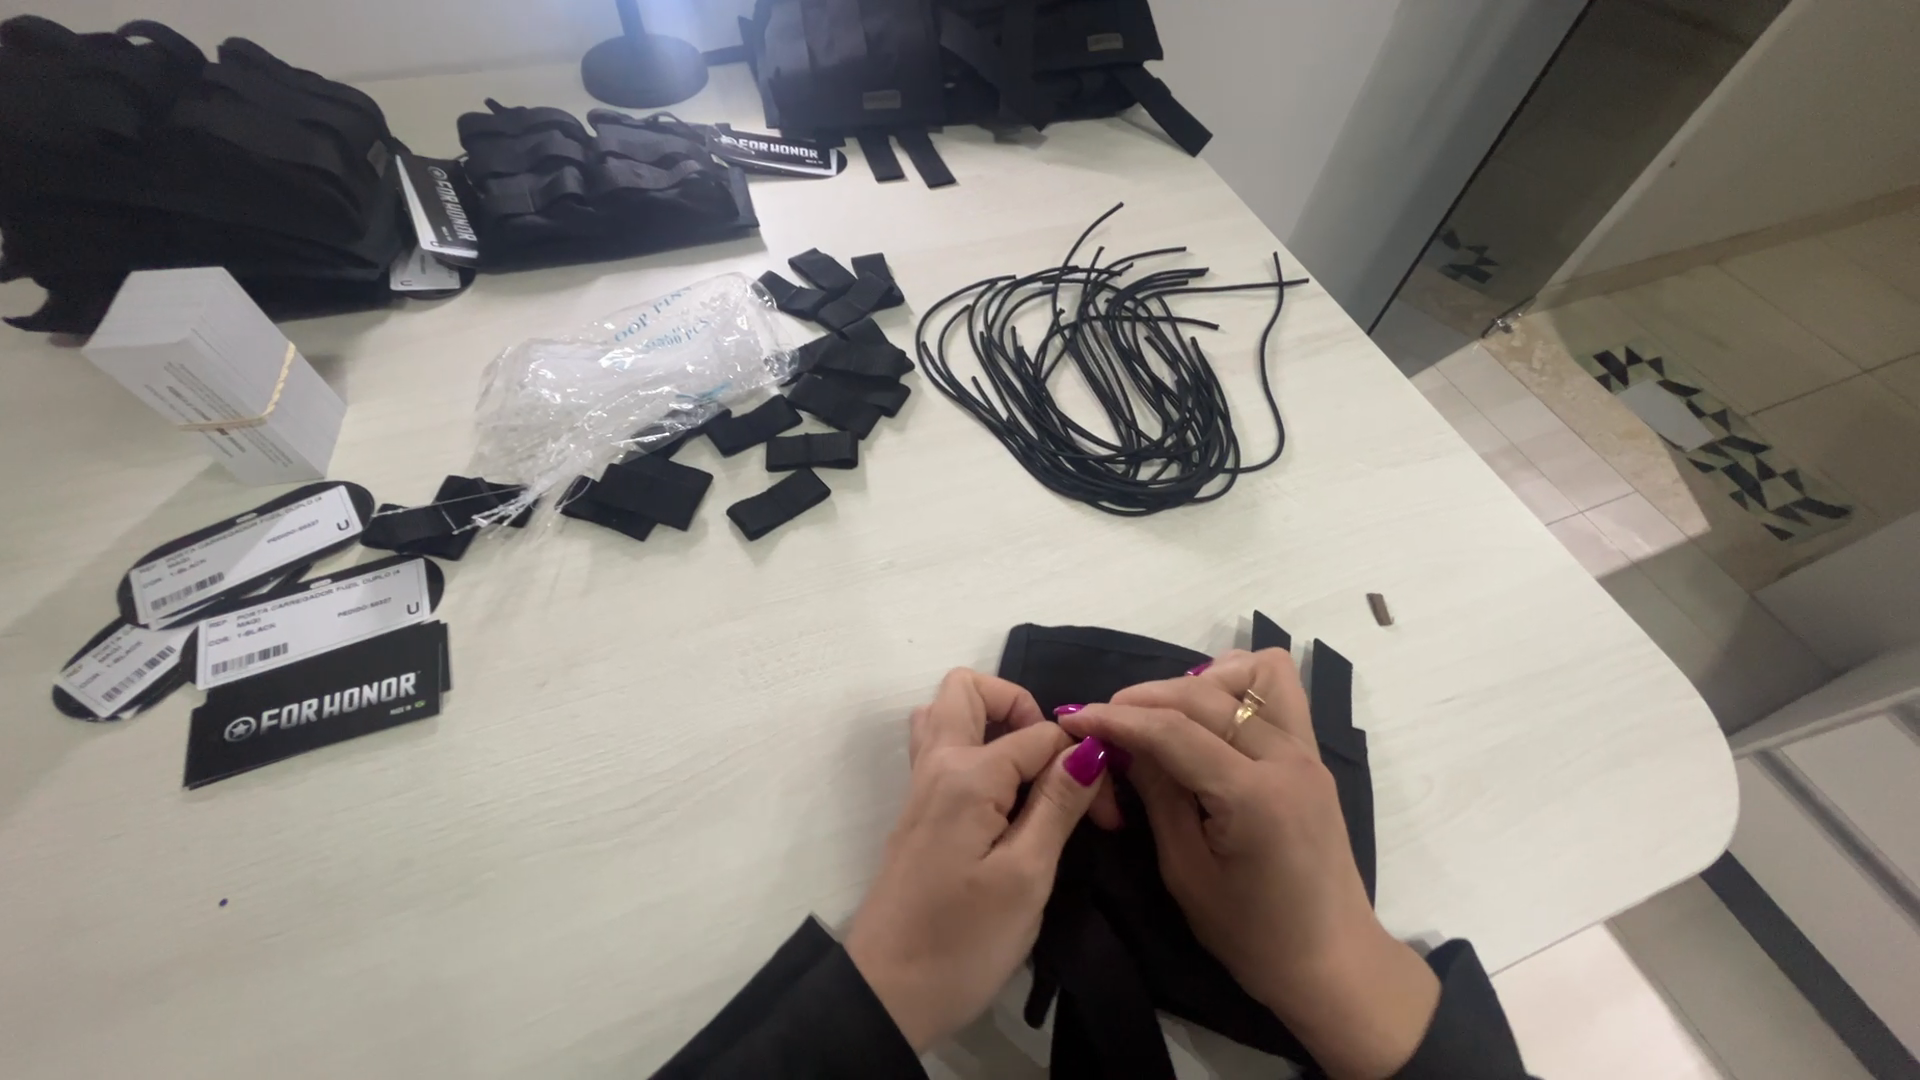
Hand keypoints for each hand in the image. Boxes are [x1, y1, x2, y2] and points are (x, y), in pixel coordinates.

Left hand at [845, 669, 1114, 1050]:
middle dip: (1021, 706)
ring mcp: (920, 783)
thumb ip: (1057, 803)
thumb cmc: (963, 941)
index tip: (1107, 815)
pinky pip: (940, 745)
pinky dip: (974, 745)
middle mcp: (936, 762)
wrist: (887, 993)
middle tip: (1052, 761)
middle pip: (968, 688)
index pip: (1040, 734)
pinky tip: (1002, 792)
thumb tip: (1089, 747)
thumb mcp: (1026, 877)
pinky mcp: (917, 807)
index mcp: (967, 774)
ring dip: (990, 721)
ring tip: (1027, 769)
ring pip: (946, 712)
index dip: (1083, 763)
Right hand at [1059, 649, 1439, 1079]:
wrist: (1333, 962)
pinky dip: (1236, 683)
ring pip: (1249, 671)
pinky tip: (1208, 714)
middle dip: (1143, 699)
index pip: (1172, 732)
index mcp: (1255, 798)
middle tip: (1107, 722)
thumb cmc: (1251, 935)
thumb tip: (1122, 741)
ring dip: (1196, 681)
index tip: (1074, 716)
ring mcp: (1306, 750)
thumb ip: (1157, 794)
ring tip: (1165, 715)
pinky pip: (1277, 688)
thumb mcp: (1185, 872)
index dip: (1116, 718)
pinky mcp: (1311, 752)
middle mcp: (1287, 759)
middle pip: (1201, 694)